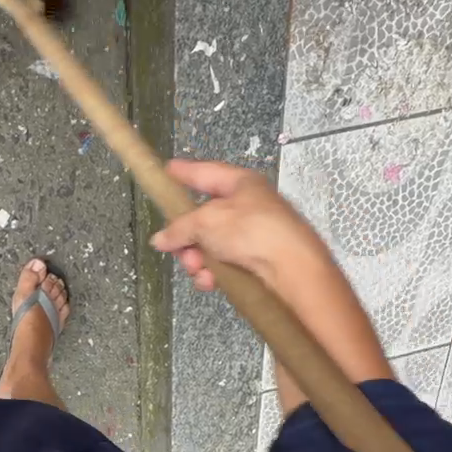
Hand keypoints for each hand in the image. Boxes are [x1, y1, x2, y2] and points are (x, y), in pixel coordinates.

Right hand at [148, 159, 332, 295]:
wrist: (290, 268)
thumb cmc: (254, 231)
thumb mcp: (207, 222)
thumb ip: (179, 228)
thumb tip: (160, 238)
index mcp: (240, 184)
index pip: (206, 173)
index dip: (185, 172)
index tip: (168, 170)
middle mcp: (247, 206)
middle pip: (203, 219)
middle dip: (187, 237)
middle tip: (179, 249)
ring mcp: (251, 235)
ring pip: (210, 246)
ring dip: (198, 260)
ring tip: (198, 268)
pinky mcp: (253, 261)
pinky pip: (223, 265)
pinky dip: (213, 274)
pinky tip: (211, 281)